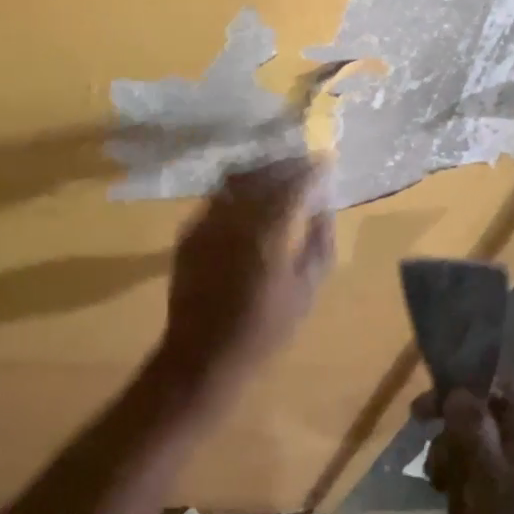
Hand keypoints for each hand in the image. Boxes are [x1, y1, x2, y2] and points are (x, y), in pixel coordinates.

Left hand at [159, 157, 334, 375]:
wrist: (202, 354)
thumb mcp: (305, 292)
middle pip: (262, 172)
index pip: (293, 184)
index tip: (325, 160)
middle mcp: (234, 216)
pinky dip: (236, 189)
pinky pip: (216, 196)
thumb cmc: (263, 330)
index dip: (311, 169)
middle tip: (302, 163)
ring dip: (259, 171)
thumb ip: (319, 244)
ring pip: (235, 179)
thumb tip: (324, 209)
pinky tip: (247, 198)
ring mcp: (206, 220)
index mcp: (267, 231)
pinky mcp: (189, 230)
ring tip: (277, 174)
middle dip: (285, 163)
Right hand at [412, 371, 513, 513]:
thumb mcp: (485, 468)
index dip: (477, 372)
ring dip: (450, 449)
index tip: (443, 382)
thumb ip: (471, 424)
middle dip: (451, 416)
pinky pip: (481, 468)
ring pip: (479, 439)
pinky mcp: (513, 494)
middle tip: (418, 418)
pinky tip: (445, 489)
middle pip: (488, 408)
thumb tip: (457, 389)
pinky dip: (460, 473)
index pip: (511, 377)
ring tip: (436, 475)